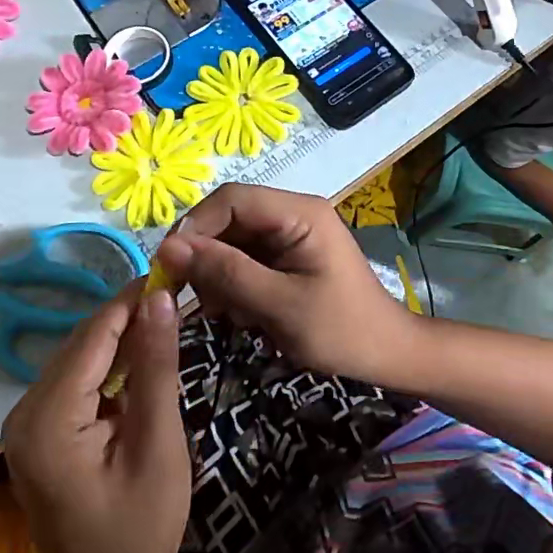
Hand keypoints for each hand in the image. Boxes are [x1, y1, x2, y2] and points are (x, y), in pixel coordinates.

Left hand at [3, 284, 187, 552]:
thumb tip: (163, 298)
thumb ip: (156, 367)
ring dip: (125, 338)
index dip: (136, 296)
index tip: (180, 269)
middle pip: (84, 341)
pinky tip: (145, 362)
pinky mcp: (40, 435)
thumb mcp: (158, 446)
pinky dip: (113, 366)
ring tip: (173, 321)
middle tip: (185, 295)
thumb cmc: (138, 532)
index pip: (95, 332)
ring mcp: (28, 425)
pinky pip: (79, 382)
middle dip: (132, 315)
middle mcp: (25, 412)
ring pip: (82, 357)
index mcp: (48, 417)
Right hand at [156, 183, 414, 383]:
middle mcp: (293, 213)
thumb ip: (226, 273)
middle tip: (199, 300)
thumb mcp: (279, 304)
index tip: (171, 269)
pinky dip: (235, 285)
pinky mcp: (287, 255)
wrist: (385, 353)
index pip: (232, 199)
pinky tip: (243, 315)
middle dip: (207, 257)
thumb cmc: (340, 330)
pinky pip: (245, 259)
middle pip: (229, 219)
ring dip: (220, 276)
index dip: (195, 227)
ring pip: (232, 241)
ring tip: (227, 313)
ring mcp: (290, 234)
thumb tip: (168, 248)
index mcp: (300, 213)